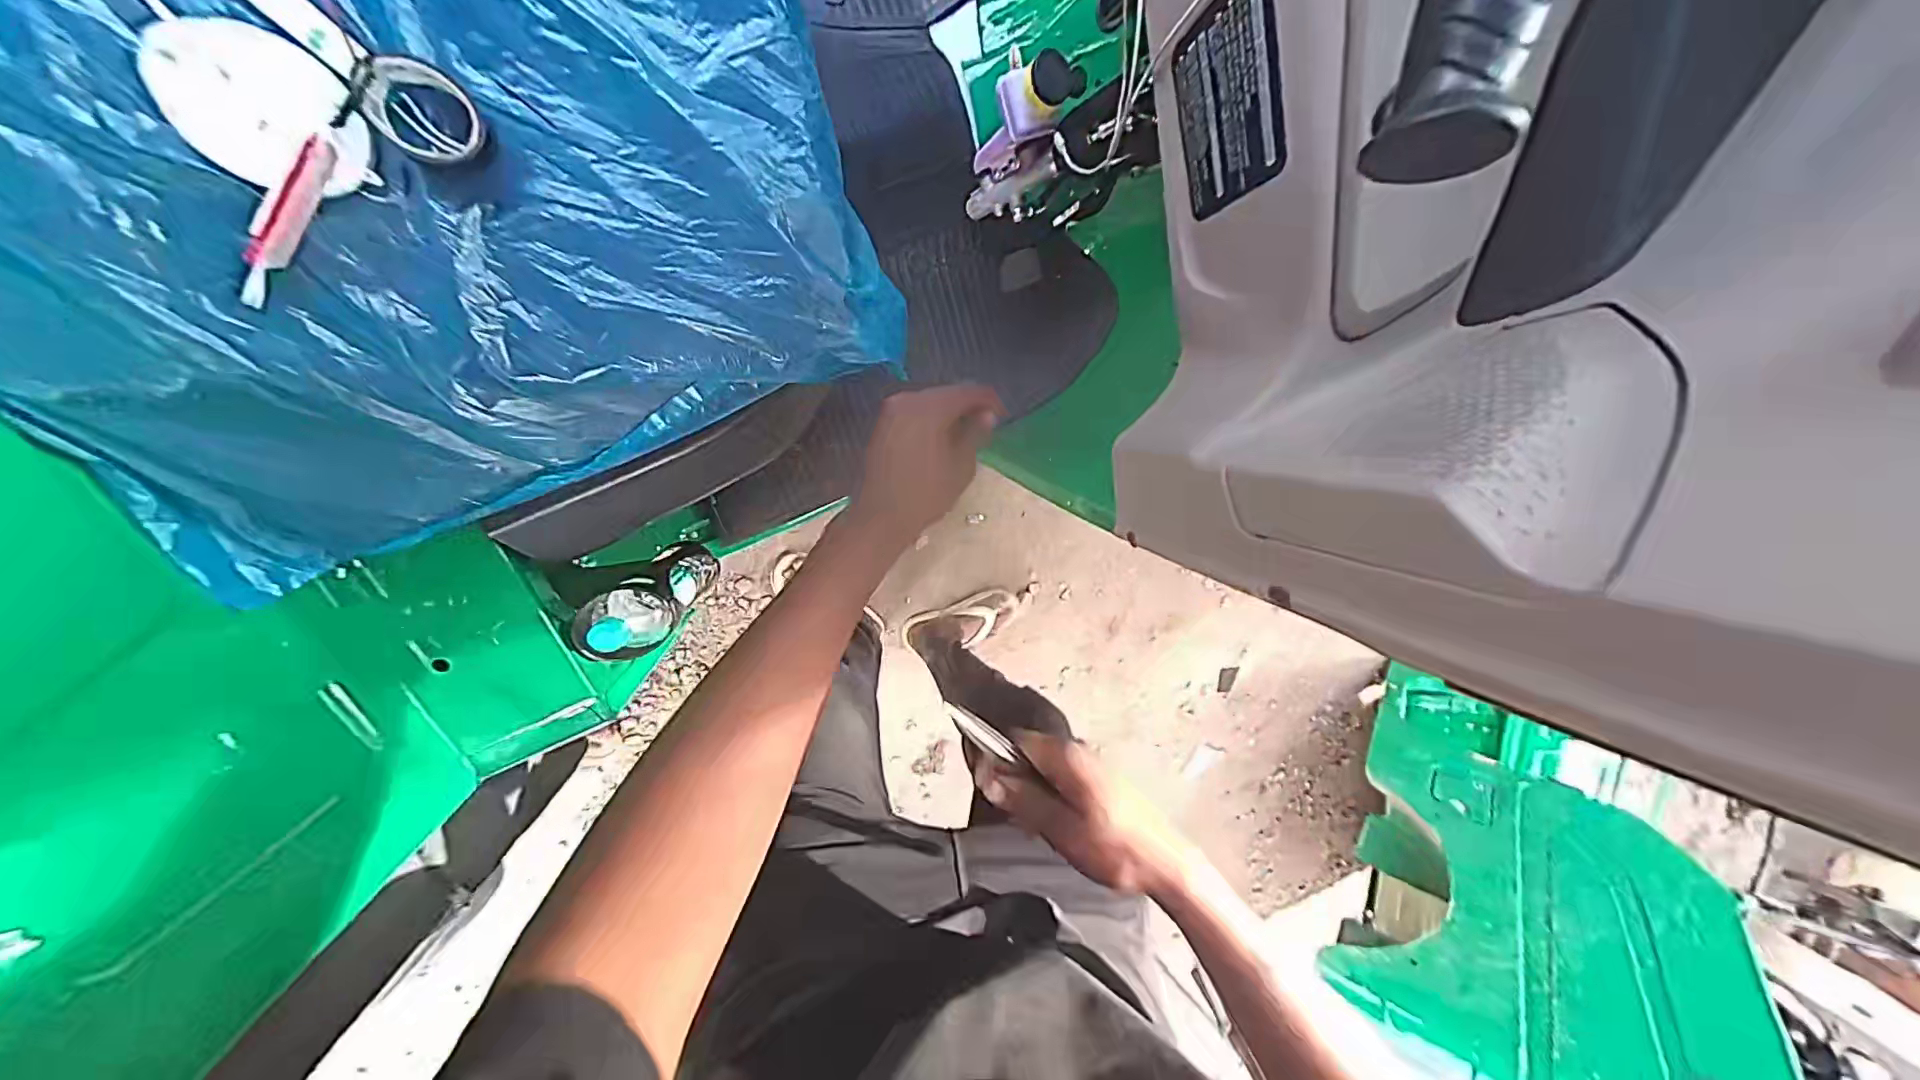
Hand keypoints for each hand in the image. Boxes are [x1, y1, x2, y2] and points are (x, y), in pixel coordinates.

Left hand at [846, 384, 1004, 548]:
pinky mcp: (883, 425)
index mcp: (930, 407)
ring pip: (929, 402)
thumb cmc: (927, 494)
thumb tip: (987, 415)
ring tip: (966, 432)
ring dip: (949, 412)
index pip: (968, 391)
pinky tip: (942, 437)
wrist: (882, 517)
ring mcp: (891, 411)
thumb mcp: (961, 465)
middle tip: (986, 423)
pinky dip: (931, 420)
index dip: (989, 400)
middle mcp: (908, 400)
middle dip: (968, 405)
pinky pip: (914, 413)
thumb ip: (975, 433)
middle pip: (947, 393)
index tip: (1002, 415)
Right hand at [976, 732, 1200, 896]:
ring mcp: (1089, 764)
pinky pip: (1059, 778)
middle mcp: (1078, 751)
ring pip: (1042, 767)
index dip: (993, 757)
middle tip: (1012, 813)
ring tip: (1037, 825)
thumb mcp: (1062, 830)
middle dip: (1012, 778)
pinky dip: (1048, 796)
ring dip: (1030, 790)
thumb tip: (990, 778)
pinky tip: (1055, 825)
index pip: (1015, 738)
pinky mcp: (1097, 780)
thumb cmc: (1120, 851)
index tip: (985, 782)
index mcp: (1068, 756)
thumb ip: (1024, 801)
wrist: (1168, 866)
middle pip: (1027, 752)